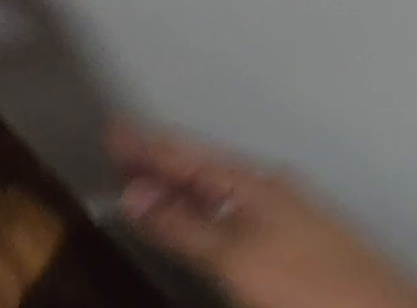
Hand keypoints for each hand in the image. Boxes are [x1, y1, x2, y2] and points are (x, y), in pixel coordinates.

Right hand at [108, 123, 416, 307]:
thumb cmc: (309, 286)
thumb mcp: (234, 258)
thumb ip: (178, 224)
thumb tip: (127, 193)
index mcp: (250, 181)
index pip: (180, 153)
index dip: (141, 142)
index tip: (108, 129)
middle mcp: (269, 189)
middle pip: (199, 169)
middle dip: (156, 165)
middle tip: (117, 161)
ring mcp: (291, 216)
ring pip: (219, 192)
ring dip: (180, 190)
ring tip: (147, 191)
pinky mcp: (304, 245)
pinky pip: (236, 211)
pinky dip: (205, 210)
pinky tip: (199, 222)